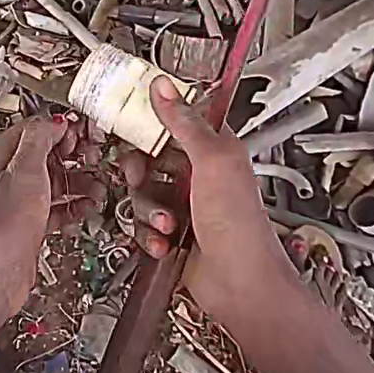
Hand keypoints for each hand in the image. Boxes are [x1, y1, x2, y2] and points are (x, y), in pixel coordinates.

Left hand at [0, 116, 92, 336]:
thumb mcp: (25, 171)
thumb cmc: (4, 225)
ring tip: (97, 189)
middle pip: (48, 156)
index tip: (83, 134)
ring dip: (79, 183)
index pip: (34, 131)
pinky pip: (58, 209)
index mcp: (4, 158)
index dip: (59, 130)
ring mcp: (22, 203)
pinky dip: (74, 206)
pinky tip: (87, 208)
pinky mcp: (32, 226)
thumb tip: (54, 120)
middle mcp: (11, 178)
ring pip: (56, 183)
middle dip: (74, 156)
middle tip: (94, 159)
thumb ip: (39, 141)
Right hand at [121, 78, 304, 332]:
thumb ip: (184, 123)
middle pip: (146, 159)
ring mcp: (182, 205)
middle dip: (141, 175)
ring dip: (149, 212)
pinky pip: (141, 225)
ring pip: (140, 194)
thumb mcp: (212, 162)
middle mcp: (196, 175)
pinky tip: (166, 244)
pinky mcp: (170, 233)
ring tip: (169, 225)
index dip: (150, 125)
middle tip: (142, 179)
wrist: (241, 285)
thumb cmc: (240, 226)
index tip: (132, 128)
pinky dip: (150, 236)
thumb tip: (163, 87)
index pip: (173, 123)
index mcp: (213, 149)